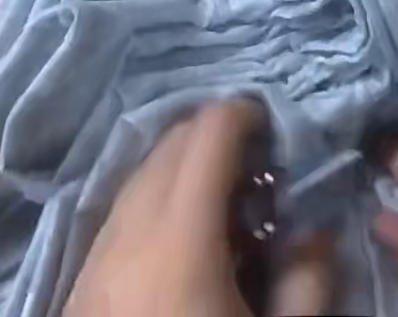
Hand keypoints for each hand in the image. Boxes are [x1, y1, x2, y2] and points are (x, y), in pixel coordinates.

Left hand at [68, 99, 333, 316]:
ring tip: (223, 202)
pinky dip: (157, 193)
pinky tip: (181, 236)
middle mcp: (130, 228)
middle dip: (218, 135)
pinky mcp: (79, 276)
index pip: (209, 133)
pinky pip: (122, 204)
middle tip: (257, 169)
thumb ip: (307, 283)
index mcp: (180, 239)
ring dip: (185, 163)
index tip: (274, 128)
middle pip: (174, 139)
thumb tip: (317, 233)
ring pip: (144, 167)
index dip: (245, 115)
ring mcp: (97, 250)